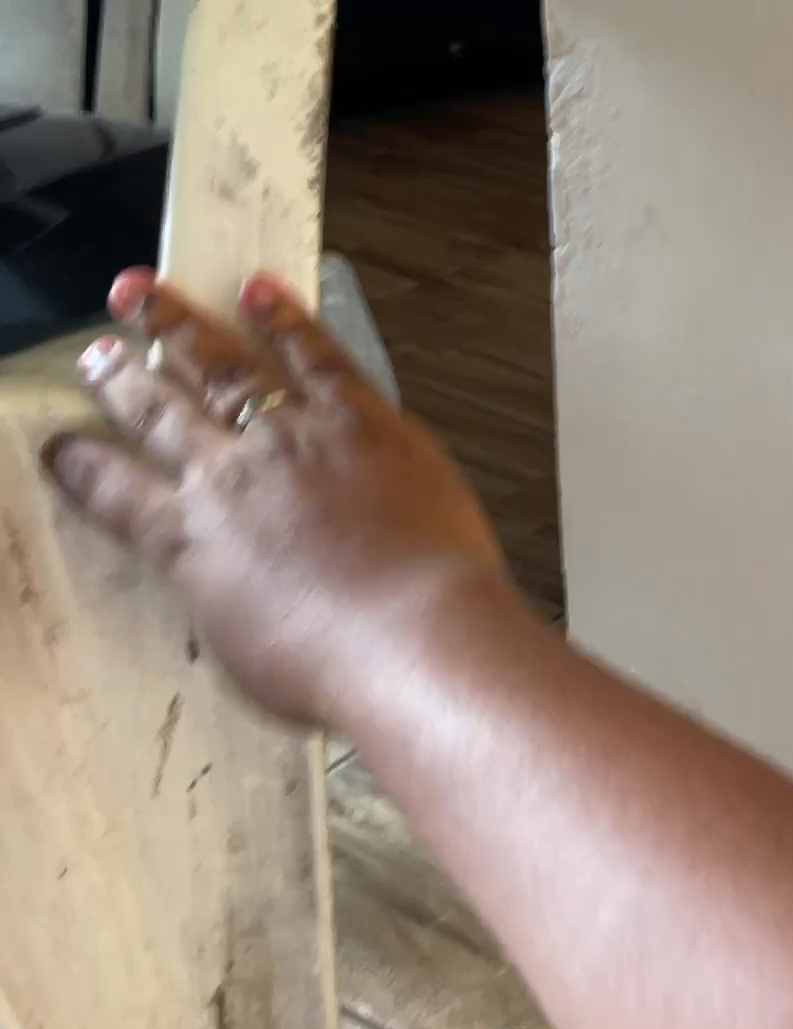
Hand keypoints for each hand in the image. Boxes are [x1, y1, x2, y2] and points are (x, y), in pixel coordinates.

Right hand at [40, 268, 511, 725]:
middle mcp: (229, 478)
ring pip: (227, 371)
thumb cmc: (344, 662)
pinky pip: (320, 361)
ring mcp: (297, 443)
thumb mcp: (257, 649)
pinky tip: (265, 294)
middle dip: (124, 379)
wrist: (417, 635)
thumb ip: (245, 606)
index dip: (84, 463)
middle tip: (98, 353)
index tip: (66, 445)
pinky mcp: (368, 427)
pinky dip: (288, 323)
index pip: (113, 491)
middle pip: (161, 415)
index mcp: (189, 540)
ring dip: (183, 329)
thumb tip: (257, 599)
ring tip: (149, 295)